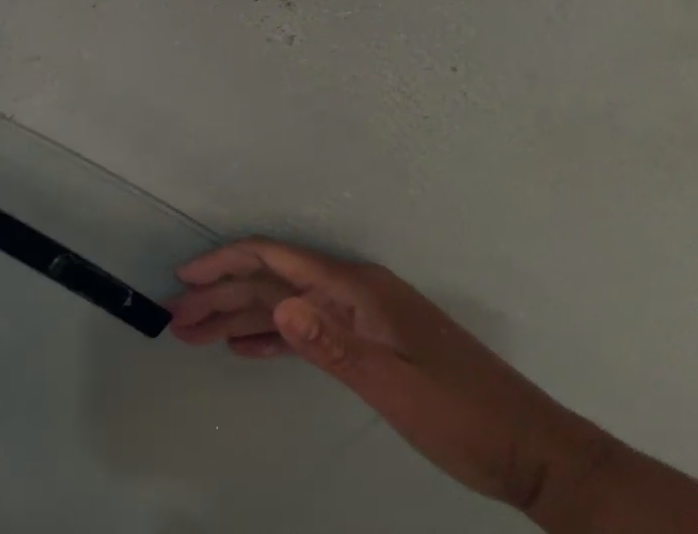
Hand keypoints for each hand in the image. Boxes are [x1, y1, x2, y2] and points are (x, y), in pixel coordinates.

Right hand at [168, 238, 601, 513]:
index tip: (183, 278)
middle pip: (269, 281)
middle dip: (218, 297)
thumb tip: (276, 306)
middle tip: (177, 320)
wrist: (538, 456)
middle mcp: (352, 292)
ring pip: (282, 305)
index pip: (273, 257)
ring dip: (237, 318)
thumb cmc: (463, 415)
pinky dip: (269, 335)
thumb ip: (332, 344)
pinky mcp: (367, 342)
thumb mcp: (394, 383)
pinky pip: (304, 328)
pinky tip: (243, 347)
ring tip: (195, 335)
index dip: (222, 263)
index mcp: (356, 289)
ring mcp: (360, 317)